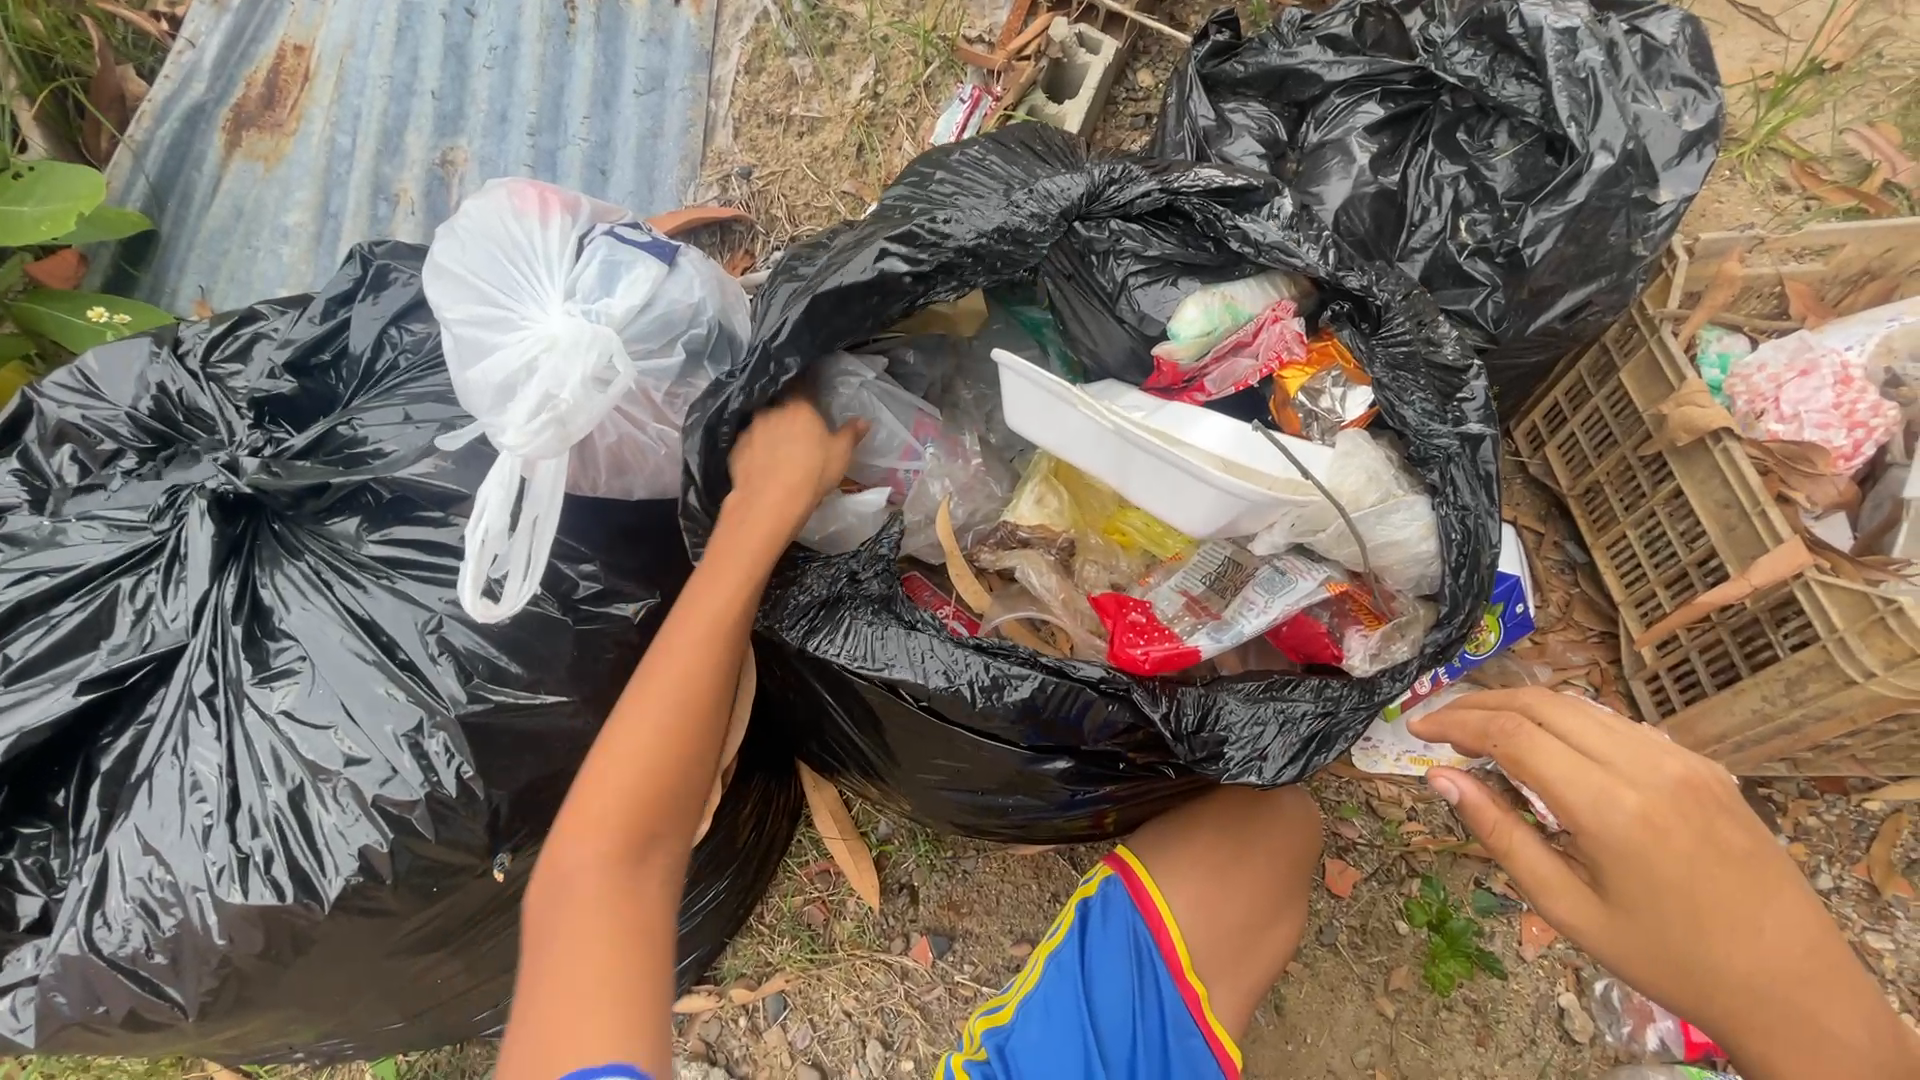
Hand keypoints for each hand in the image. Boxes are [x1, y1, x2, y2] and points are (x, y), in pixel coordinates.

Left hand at [724, 395, 866, 539]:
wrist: (771, 502)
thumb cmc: (813, 473)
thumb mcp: (841, 455)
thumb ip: (851, 433)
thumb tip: (864, 420)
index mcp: (799, 407)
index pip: (804, 391)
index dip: (809, 399)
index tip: (814, 410)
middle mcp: (771, 411)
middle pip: (782, 409)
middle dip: (790, 419)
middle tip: (801, 438)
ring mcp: (750, 429)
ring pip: (764, 426)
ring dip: (772, 435)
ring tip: (780, 455)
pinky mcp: (736, 448)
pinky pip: (750, 445)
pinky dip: (757, 451)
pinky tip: (765, 468)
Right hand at [1407, 688, 1917, 1079]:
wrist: (1795, 991)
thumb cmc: (1666, 959)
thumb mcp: (1566, 907)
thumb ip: (1499, 833)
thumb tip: (1439, 777)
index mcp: (1610, 807)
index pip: (1510, 733)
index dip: (1453, 724)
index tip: (1415, 732)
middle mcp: (1648, 767)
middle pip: (1541, 703)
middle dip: (1477, 705)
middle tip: (1438, 726)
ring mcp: (1684, 762)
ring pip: (1579, 705)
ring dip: (1519, 706)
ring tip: (1481, 731)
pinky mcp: (1705, 768)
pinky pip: (1618, 724)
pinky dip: (1566, 720)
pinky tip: (1549, 747)